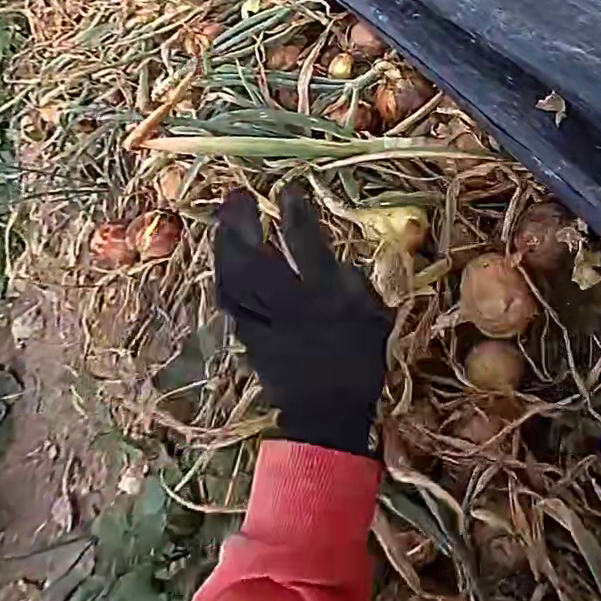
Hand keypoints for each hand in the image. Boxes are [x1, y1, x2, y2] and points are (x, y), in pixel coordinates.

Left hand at [213, 186, 390, 454]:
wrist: (328, 411)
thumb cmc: (361, 360)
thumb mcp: (376, 314)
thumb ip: (355, 282)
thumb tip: (336, 259)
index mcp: (326, 296)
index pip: (306, 245)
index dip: (296, 213)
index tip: (289, 188)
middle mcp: (289, 305)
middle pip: (252, 259)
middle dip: (241, 223)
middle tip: (238, 195)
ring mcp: (262, 323)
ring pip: (231, 278)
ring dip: (224, 245)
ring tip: (225, 219)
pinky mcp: (248, 337)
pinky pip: (229, 300)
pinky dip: (225, 273)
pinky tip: (225, 259)